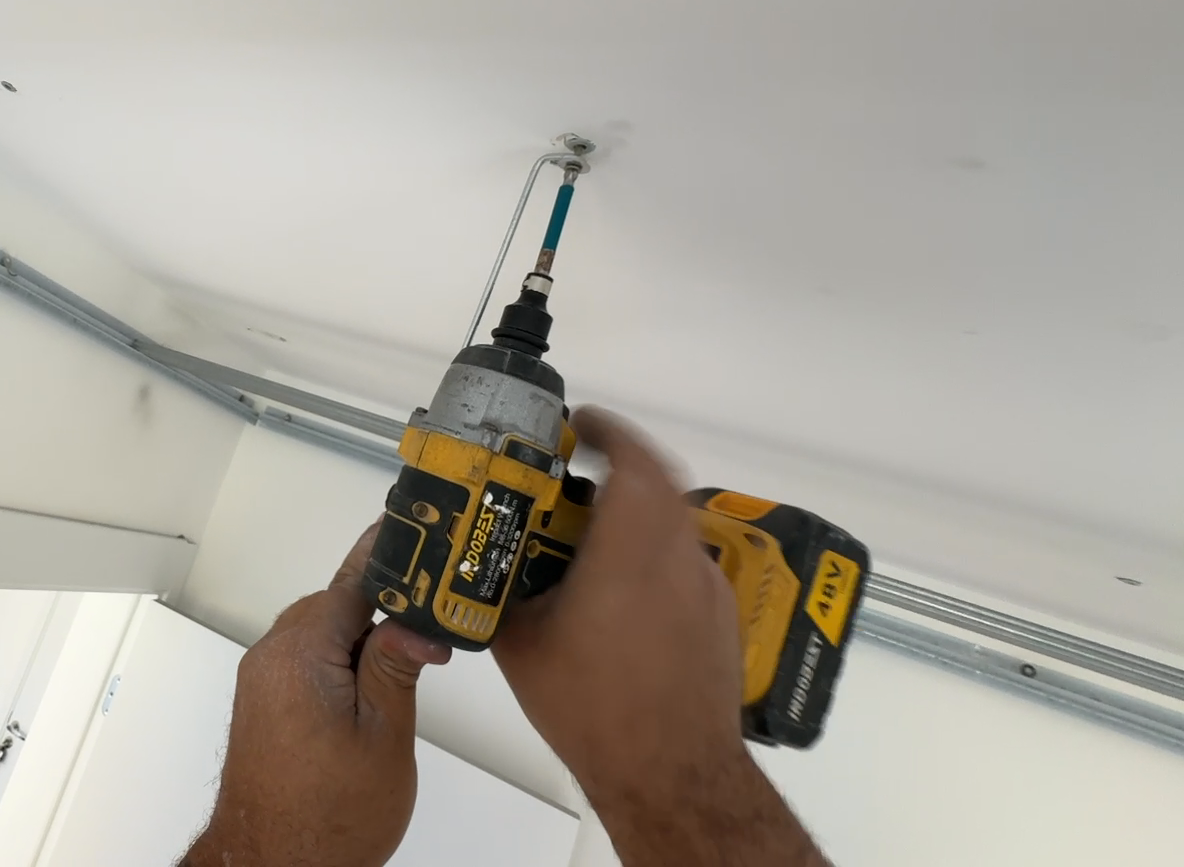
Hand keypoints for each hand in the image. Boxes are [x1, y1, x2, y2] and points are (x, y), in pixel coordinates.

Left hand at [183, 522, 451, 866]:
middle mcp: (273, 653)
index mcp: (303, 653)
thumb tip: (415, 625)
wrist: (273, 863)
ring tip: (396, 662)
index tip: (407, 531)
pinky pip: (301, 653)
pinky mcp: (261, 695)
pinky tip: (360, 684)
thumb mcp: (383, 738)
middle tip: (421, 617)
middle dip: (376, 608)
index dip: (386, 562)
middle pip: (332, 606)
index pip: (350, 585)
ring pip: (317, 629)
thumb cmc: (328, 815)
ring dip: (354, 635)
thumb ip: (395, 668)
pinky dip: (332, 655)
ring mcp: (263, 674)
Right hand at [492, 407, 824, 865]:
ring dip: (632, 505)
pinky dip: (648, 546)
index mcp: (626, 560)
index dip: (609, 432)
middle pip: (657, 484)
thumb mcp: (521, 641)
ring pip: (672, 519)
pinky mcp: (718, 615)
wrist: (673, 778)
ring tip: (585, 529)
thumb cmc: (590, 706)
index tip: (578, 423)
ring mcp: (706, 589)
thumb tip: (482, 559)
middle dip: (613, 463)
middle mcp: (676, 563)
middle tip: (566, 473)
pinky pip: (682, 556)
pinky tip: (615, 585)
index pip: (635, 468)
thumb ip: (503, 586)